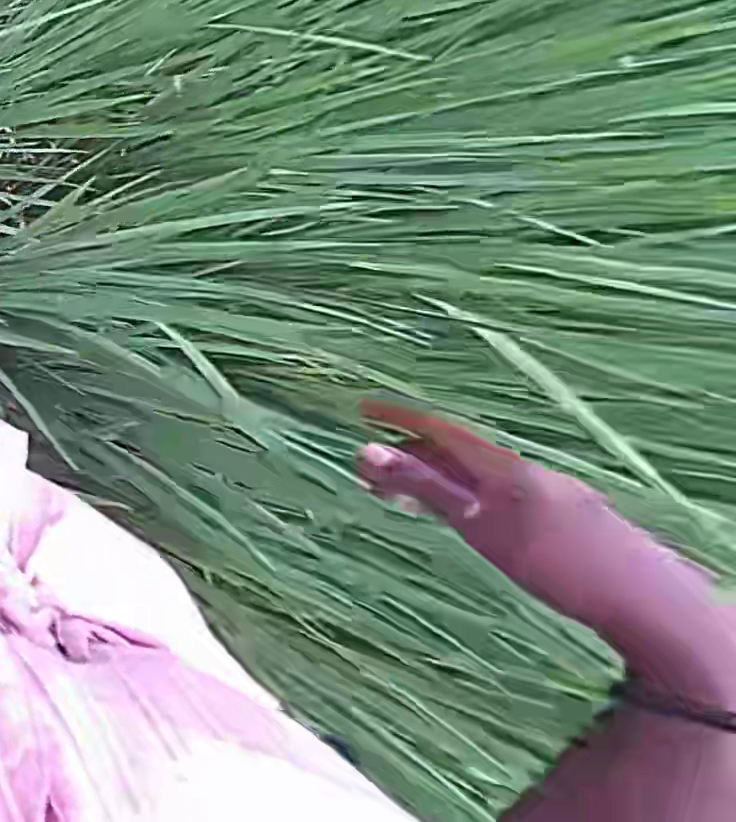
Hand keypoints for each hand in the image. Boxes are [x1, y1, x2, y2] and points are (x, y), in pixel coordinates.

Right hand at [358, 401, 732, 702]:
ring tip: (403, 498)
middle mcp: (529, 472)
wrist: (662, 614)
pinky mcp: (567, 519)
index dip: (401, 417)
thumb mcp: (478, 525)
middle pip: (457, 453)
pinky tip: (457, 514)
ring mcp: (553, 496)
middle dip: (409, 457)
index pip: (442, 429)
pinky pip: (499, 493)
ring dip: (435, 480)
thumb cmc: (558, 564)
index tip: (363, 410)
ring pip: (478, 475)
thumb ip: (424, 486)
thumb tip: (366, 450)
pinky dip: (464, 495)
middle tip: (369, 475)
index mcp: (507, 467)